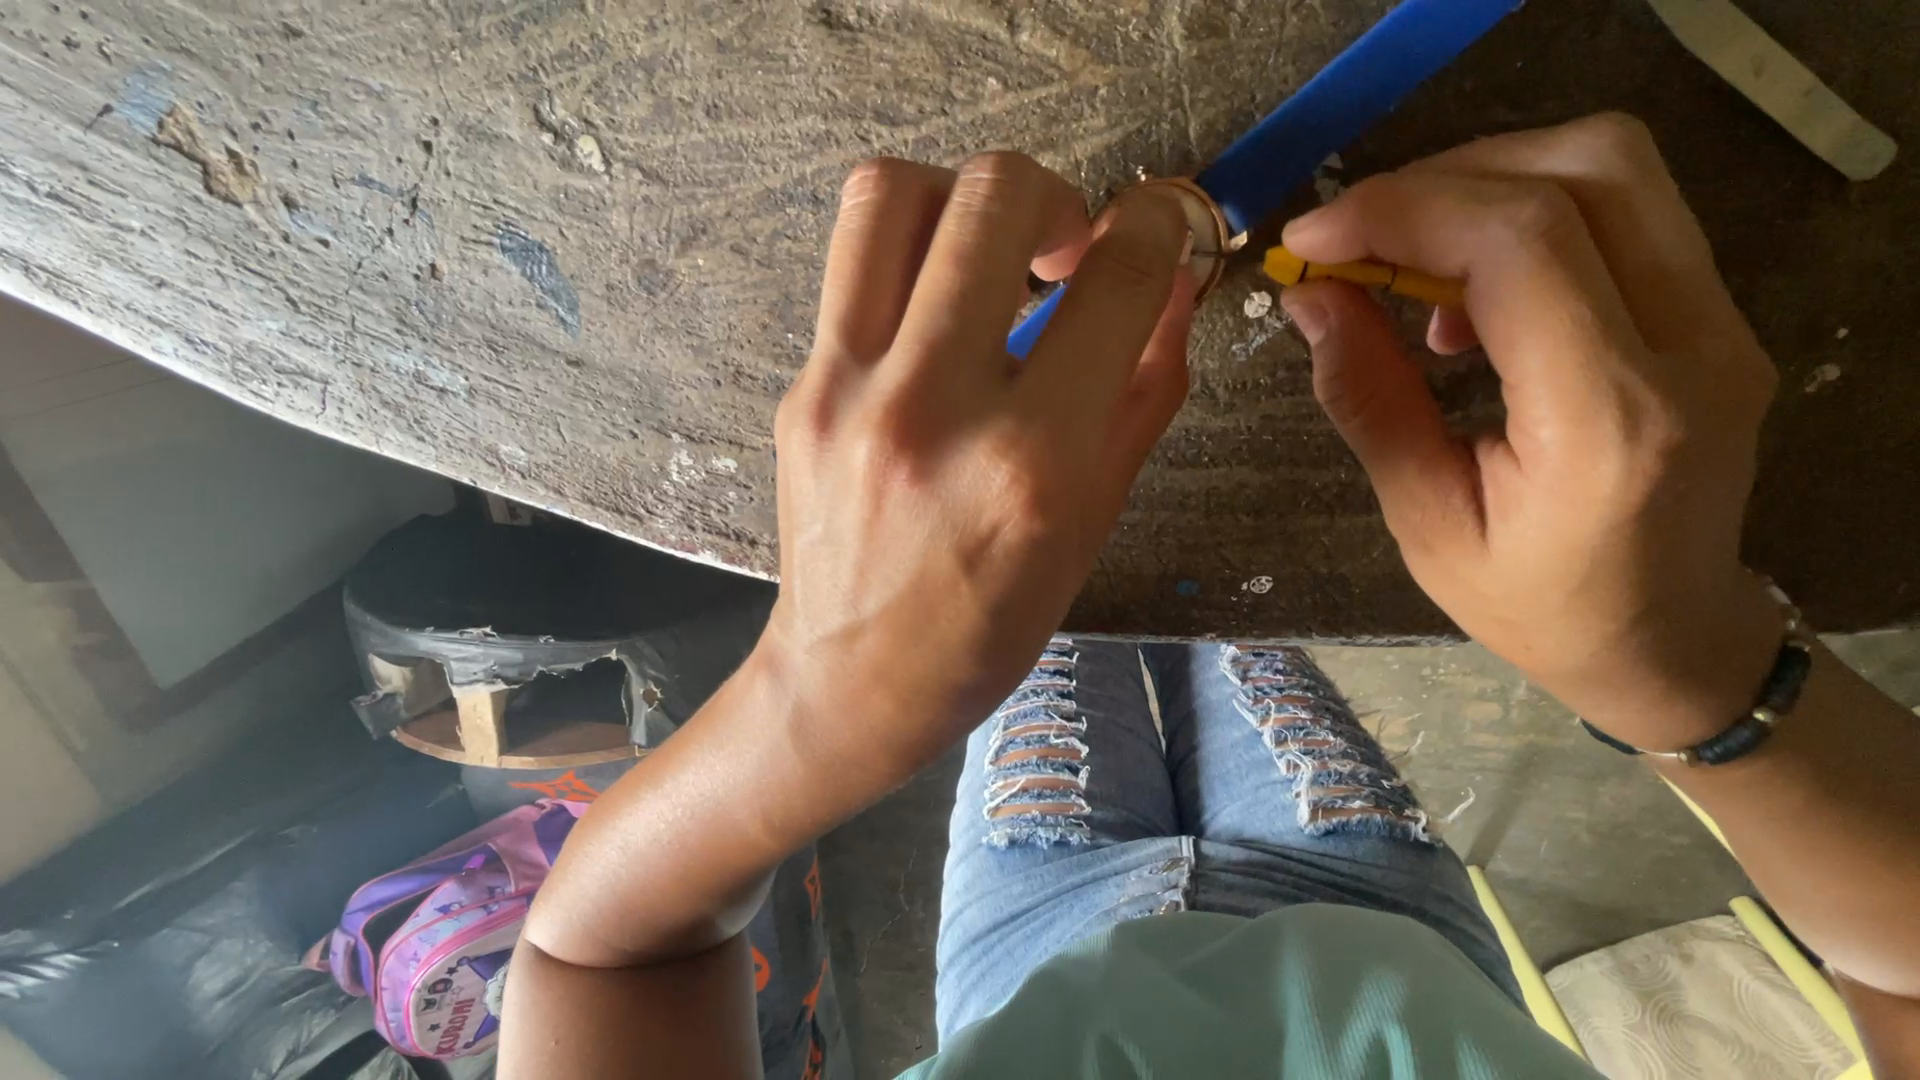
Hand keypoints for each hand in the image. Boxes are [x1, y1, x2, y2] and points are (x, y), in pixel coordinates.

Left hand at [759, 153, 1193, 777]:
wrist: (853, 679)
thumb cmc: (990, 623)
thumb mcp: (1093, 521)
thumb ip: (1144, 390)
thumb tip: (1173, 281)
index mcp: (1032, 462)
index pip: (1117, 279)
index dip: (1158, 226)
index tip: (1156, 229)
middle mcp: (934, 407)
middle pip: (995, 193)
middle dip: (1056, 194)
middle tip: (1062, 251)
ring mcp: (848, 391)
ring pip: (893, 193)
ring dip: (960, 199)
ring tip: (985, 259)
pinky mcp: (799, 389)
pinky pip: (850, 263)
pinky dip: (907, 256)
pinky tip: (930, 315)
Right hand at [1279, 114, 1782, 749]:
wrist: (1665, 636)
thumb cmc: (1531, 603)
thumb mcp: (1423, 520)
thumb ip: (1369, 401)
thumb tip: (1311, 299)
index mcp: (1606, 419)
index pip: (1520, 245)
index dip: (1401, 212)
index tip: (1309, 239)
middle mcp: (1689, 345)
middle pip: (1585, 169)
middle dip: (1440, 180)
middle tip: (1350, 237)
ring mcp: (1719, 318)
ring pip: (1611, 169)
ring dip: (1480, 186)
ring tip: (1399, 259)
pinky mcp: (1710, 310)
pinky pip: (1619, 210)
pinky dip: (1517, 217)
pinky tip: (1462, 292)